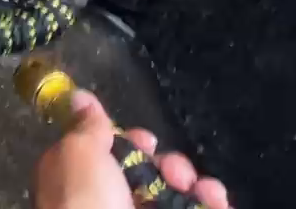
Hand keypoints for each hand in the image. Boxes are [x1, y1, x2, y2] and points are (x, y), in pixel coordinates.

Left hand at [33, 91, 230, 208]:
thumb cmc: (87, 200)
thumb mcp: (79, 152)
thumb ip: (87, 126)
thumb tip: (82, 97)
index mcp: (78, 177)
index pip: (106, 153)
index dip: (129, 143)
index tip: (147, 140)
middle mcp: (109, 200)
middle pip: (146, 176)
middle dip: (169, 166)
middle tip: (175, 170)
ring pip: (174, 198)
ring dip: (196, 187)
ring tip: (205, 189)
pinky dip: (212, 206)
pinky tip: (217, 201)